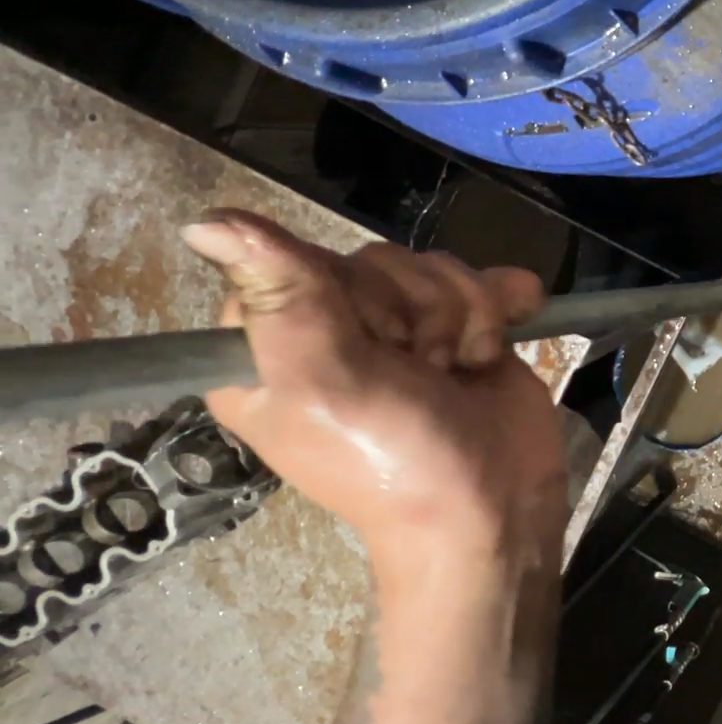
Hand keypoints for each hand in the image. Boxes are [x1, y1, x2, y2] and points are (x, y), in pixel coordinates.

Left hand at [180, 209, 566, 567]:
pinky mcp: (471, 330)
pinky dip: (509, 303)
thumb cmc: (397, 460)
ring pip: (444, 268)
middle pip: (386, 262)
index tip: (374, 349)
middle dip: (422, 312)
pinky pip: (493, 278)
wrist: (495, 505)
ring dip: (470, 318)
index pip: (304, 262)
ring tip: (464, 370)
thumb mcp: (326, 387)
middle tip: (425, 372)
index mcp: (274, 344)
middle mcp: (339, 330)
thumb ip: (284, 301)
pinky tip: (503, 343)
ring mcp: (412, 330)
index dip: (356, 294)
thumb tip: (210, 218)